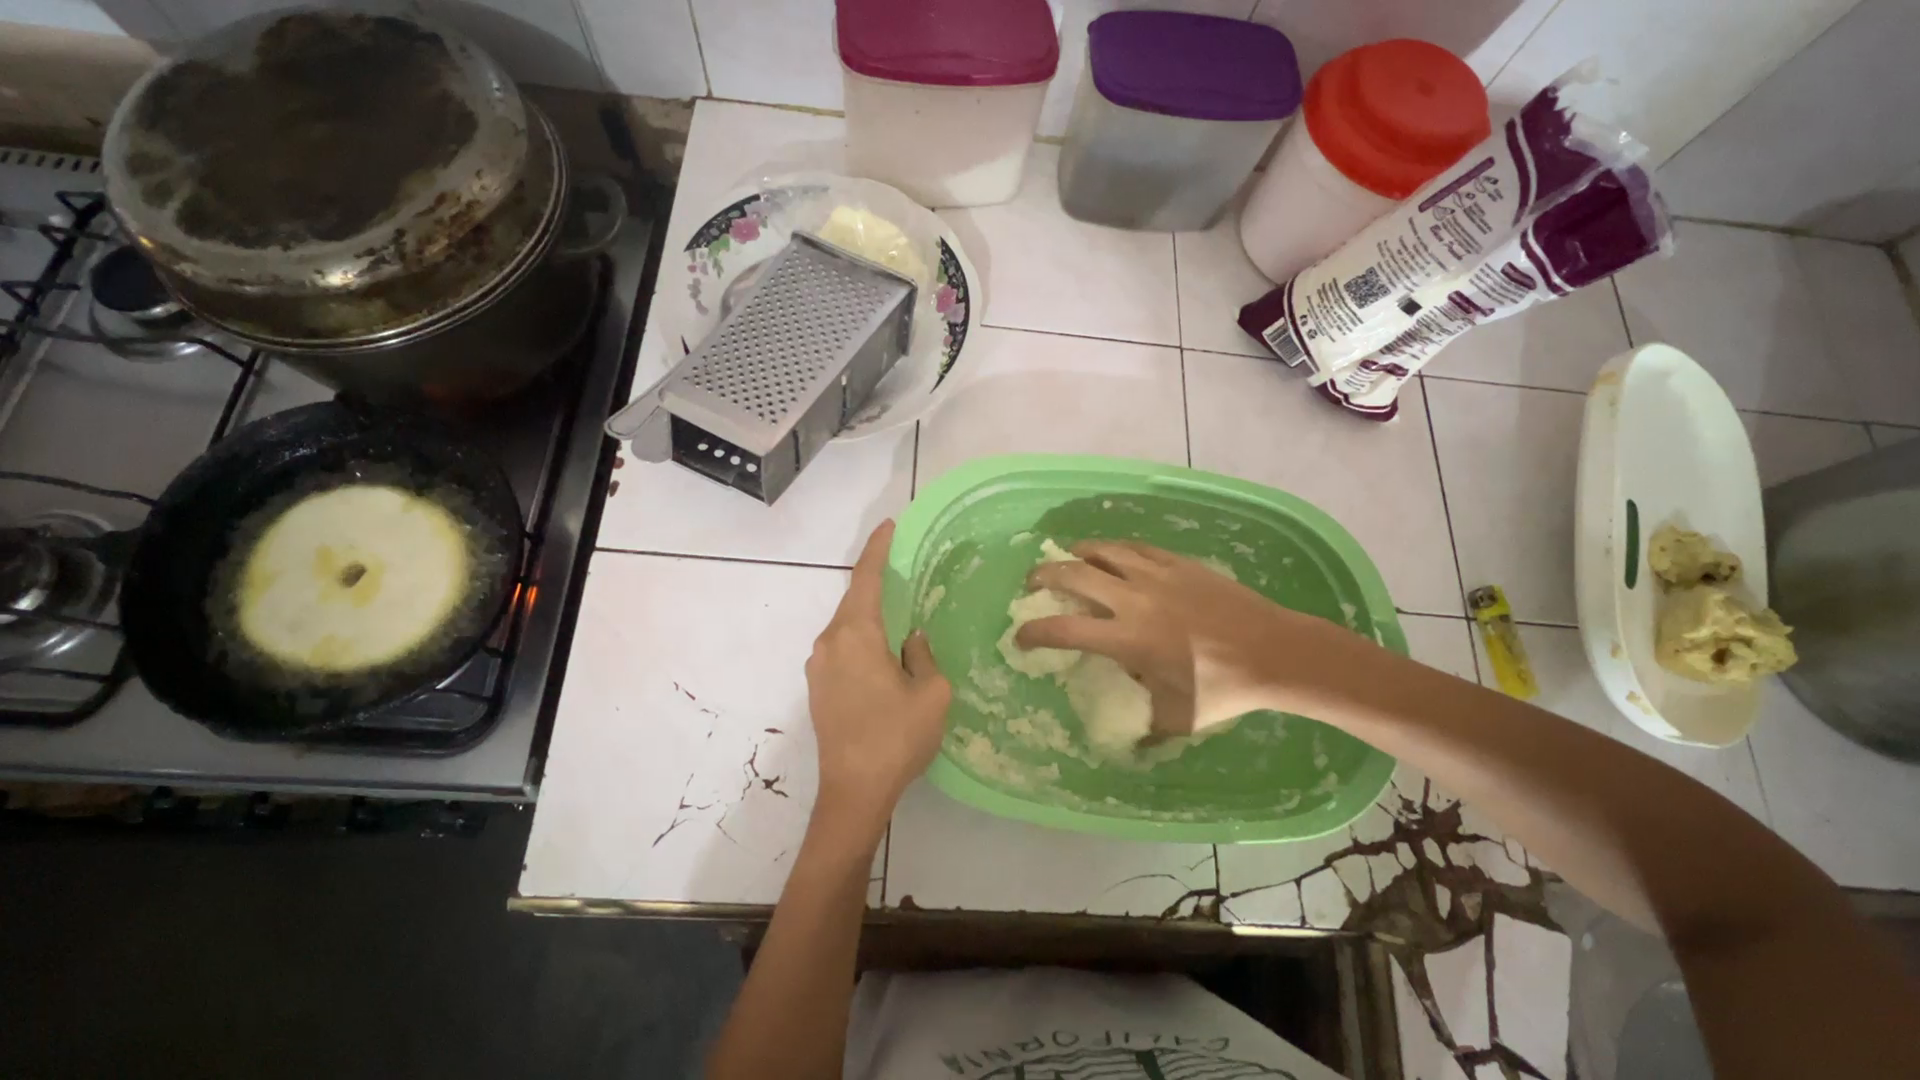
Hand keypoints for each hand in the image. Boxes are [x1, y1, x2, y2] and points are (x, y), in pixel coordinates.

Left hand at [805, 521, 951, 843]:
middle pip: (853, 600)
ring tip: (897, 610)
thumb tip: (909, 638)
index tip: (889, 527)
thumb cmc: (897, 738)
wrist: (853, 791)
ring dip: (869, 614)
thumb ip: (923, 655)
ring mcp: (819, 667)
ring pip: (846, 627)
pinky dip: (862, 638)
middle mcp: (829, 643)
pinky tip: (882, 650)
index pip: (866, 579)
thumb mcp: (930, 693)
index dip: (878, 550)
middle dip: (875, 581)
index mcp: (856, 635)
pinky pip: (842, 648)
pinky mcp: (818, 688)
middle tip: (902, 567)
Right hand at [1015, 541, 1363, 739]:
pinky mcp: (1180, 564)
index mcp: (1127, 640)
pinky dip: (1115, 550)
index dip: (1033, 632)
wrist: (1274, 652)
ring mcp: (1157, 576)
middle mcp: (1134, 601)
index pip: (1064, 630)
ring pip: (1103, 551)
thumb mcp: (1176, 718)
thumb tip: (1128, 740)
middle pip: (1074, 575)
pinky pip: (1136, 548)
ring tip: (1068, 559)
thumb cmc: (1223, 690)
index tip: (1020, 638)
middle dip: (1043, 576)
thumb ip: (1145, 724)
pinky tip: (1112, 555)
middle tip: (1032, 583)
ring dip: (1077, 554)